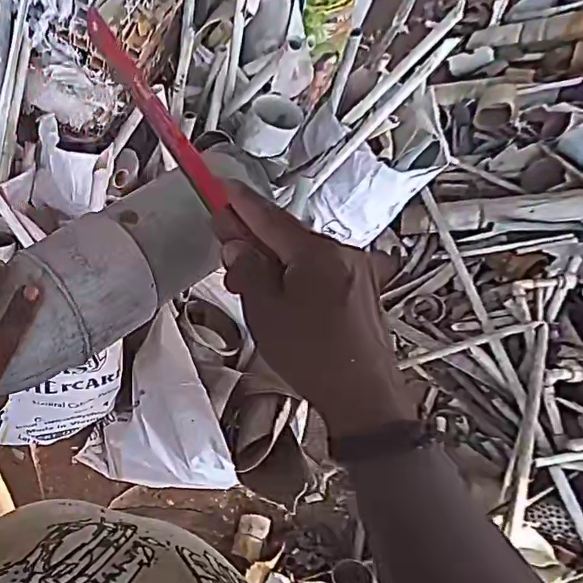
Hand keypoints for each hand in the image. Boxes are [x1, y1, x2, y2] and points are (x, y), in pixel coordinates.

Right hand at [212, 181, 411, 438]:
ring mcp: (356, 270)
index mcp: (317, 254)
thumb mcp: (264, 312)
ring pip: (302, 254)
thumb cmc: (313, 357)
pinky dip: (292, 275)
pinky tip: (276, 294)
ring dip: (270, 261)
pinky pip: (319, 270)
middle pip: (286, 235)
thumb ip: (248, 270)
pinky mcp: (360, 289)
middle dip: (252, 238)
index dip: (241, 203)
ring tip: (244, 283)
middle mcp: (343, 254)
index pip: (269, 218)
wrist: (361, 393)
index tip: (221, 189)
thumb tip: (236, 245)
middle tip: (223, 243)